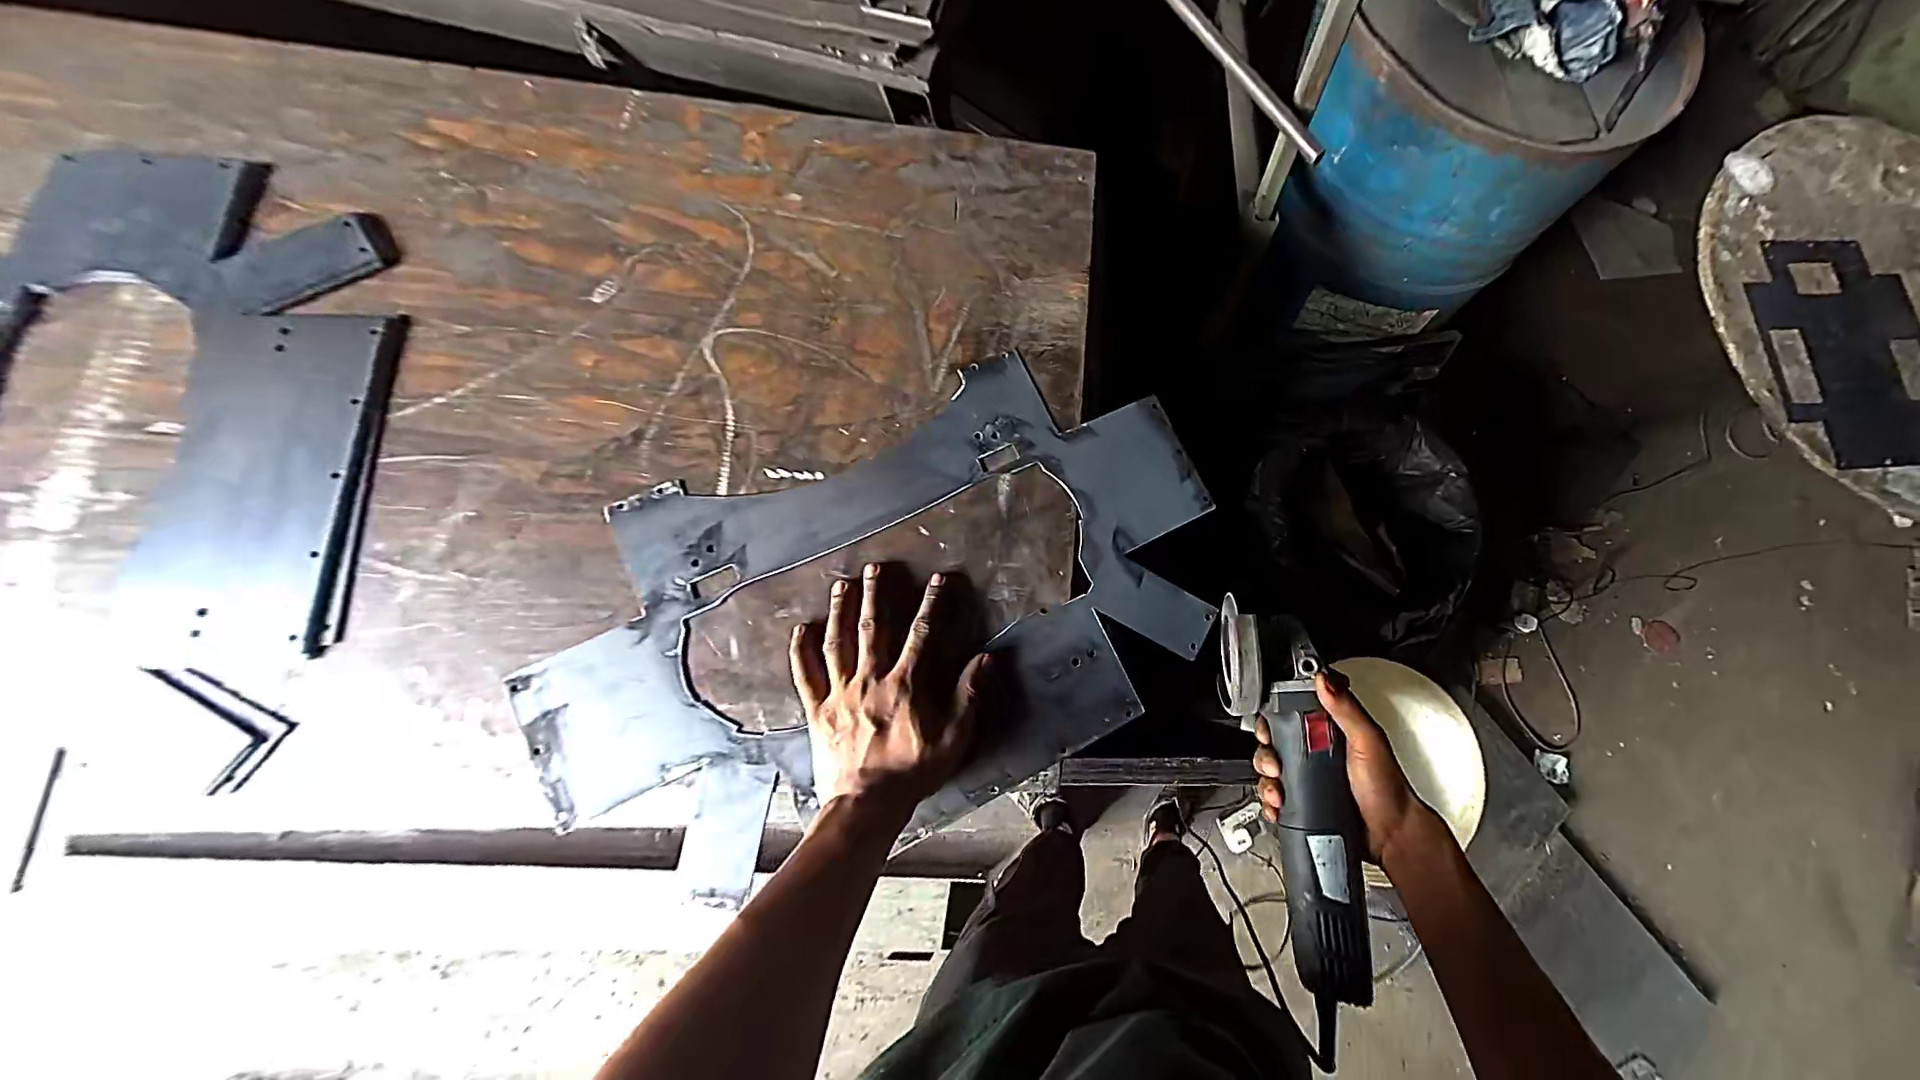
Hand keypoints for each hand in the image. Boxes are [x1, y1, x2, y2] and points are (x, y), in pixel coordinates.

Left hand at [789, 563, 986, 820]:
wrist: (864, 805)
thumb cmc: (910, 774)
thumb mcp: (952, 740)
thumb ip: (968, 697)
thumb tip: (985, 659)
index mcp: (902, 685)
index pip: (920, 634)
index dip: (931, 604)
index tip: (939, 579)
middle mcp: (868, 680)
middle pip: (871, 628)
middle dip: (875, 594)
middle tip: (874, 567)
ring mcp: (839, 693)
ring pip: (837, 643)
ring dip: (840, 611)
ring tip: (841, 584)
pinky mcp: (818, 710)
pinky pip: (806, 675)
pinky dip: (800, 651)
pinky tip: (799, 629)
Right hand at [1252, 670, 1427, 863]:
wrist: (1392, 837)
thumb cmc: (1388, 790)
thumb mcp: (1368, 742)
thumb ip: (1346, 710)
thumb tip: (1324, 680)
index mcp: (1328, 732)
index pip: (1288, 716)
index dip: (1272, 720)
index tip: (1269, 730)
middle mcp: (1314, 753)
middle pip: (1272, 744)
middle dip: (1265, 755)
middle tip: (1275, 766)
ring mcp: (1306, 778)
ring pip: (1269, 771)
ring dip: (1266, 781)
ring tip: (1278, 791)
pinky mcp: (1302, 801)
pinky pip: (1273, 797)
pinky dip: (1269, 802)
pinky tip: (1278, 805)